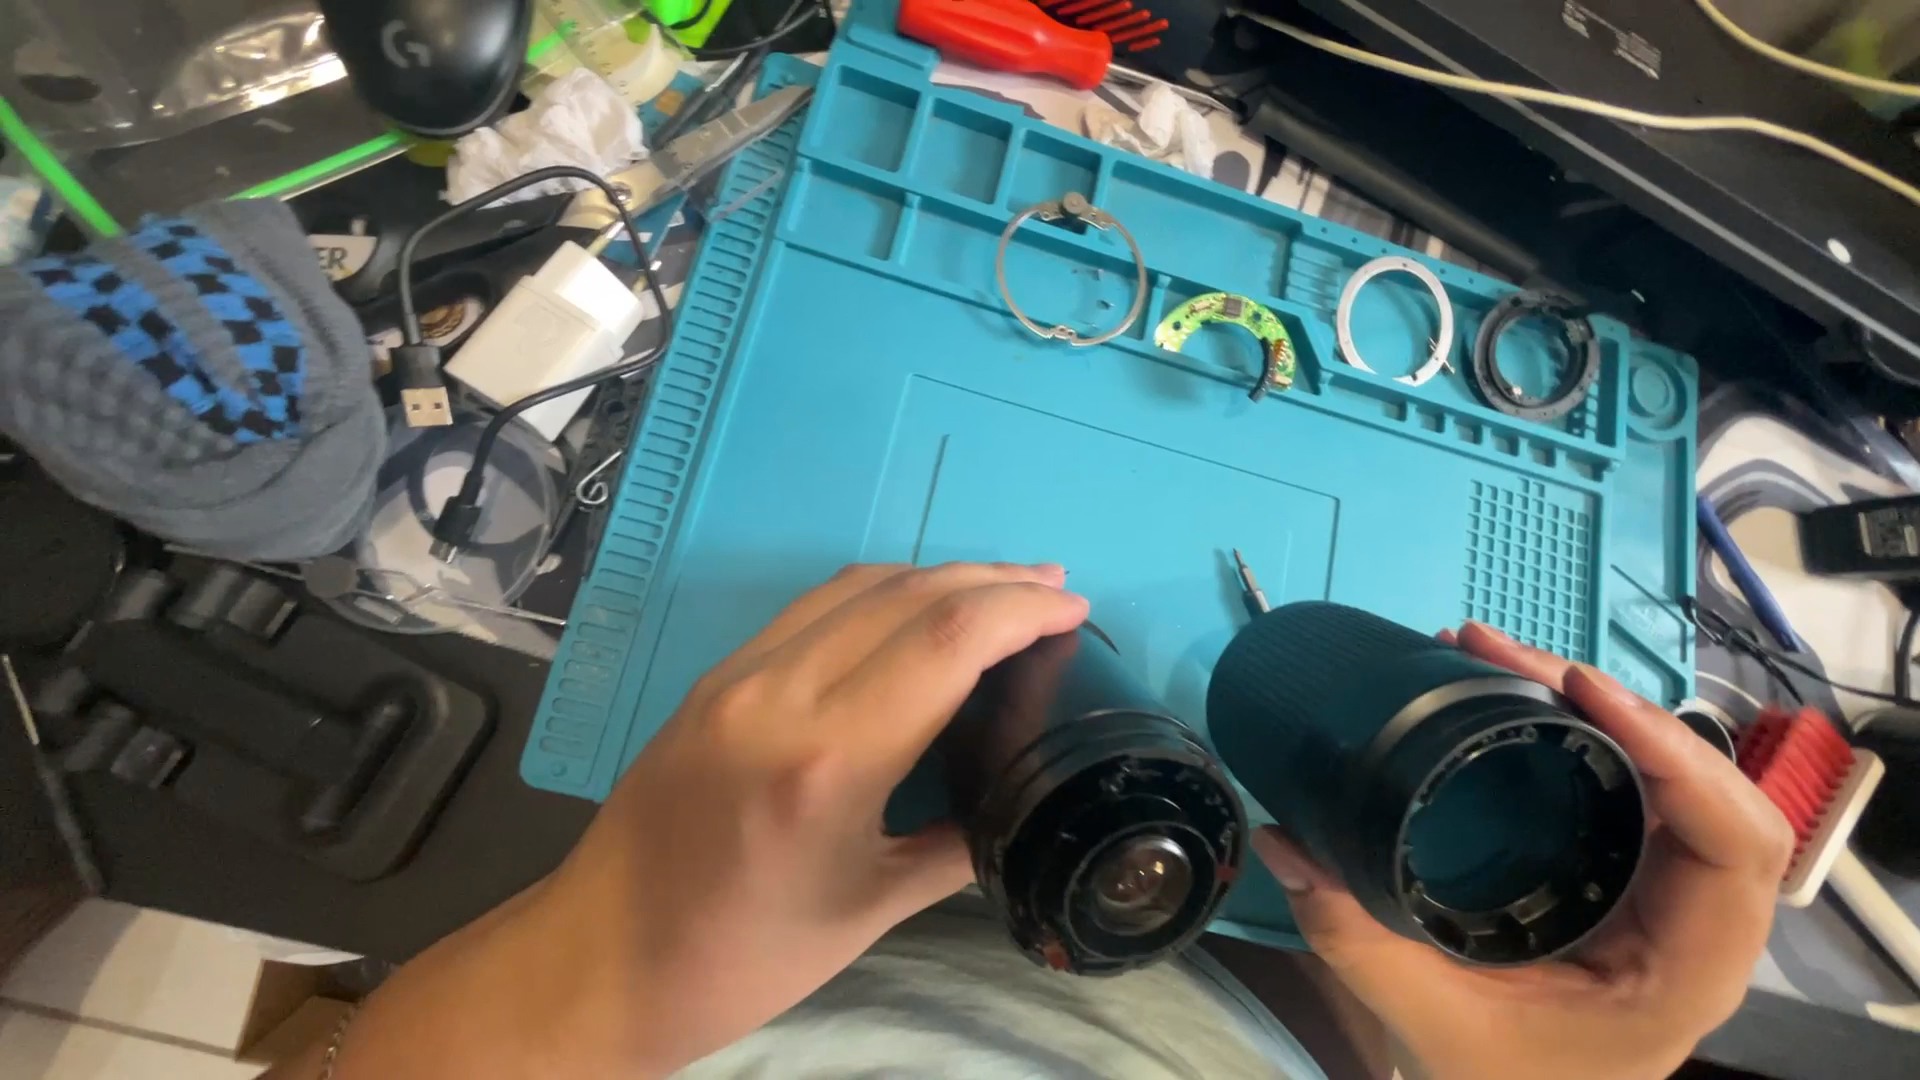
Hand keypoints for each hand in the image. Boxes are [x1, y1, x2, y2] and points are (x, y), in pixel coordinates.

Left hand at [535, 562, 1087, 1072]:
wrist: (598, 954)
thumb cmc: (739, 954)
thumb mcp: (869, 910)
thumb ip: (958, 843)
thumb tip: (1016, 796)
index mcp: (828, 759)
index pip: (944, 640)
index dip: (1020, 609)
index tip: (1073, 607)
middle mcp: (782, 691)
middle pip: (910, 594)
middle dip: (995, 579)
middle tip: (1054, 586)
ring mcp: (742, 670)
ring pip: (862, 582)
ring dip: (942, 573)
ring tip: (1002, 585)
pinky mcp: (721, 670)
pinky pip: (819, 603)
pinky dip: (887, 588)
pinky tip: (919, 604)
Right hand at [1253, 622, 1792, 1079]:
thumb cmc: (1497, 1074)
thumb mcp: (1422, 1011)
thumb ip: (1351, 934)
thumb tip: (1280, 839)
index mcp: (1675, 961)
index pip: (1728, 845)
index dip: (1671, 754)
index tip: (1572, 688)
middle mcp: (1679, 910)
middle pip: (1693, 784)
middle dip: (1603, 699)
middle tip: (1489, 647)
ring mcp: (1643, 881)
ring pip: (1652, 770)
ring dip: (1578, 698)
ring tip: (1479, 650)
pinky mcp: (1602, 862)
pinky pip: (1609, 779)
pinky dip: (1561, 723)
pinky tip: (1494, 689)